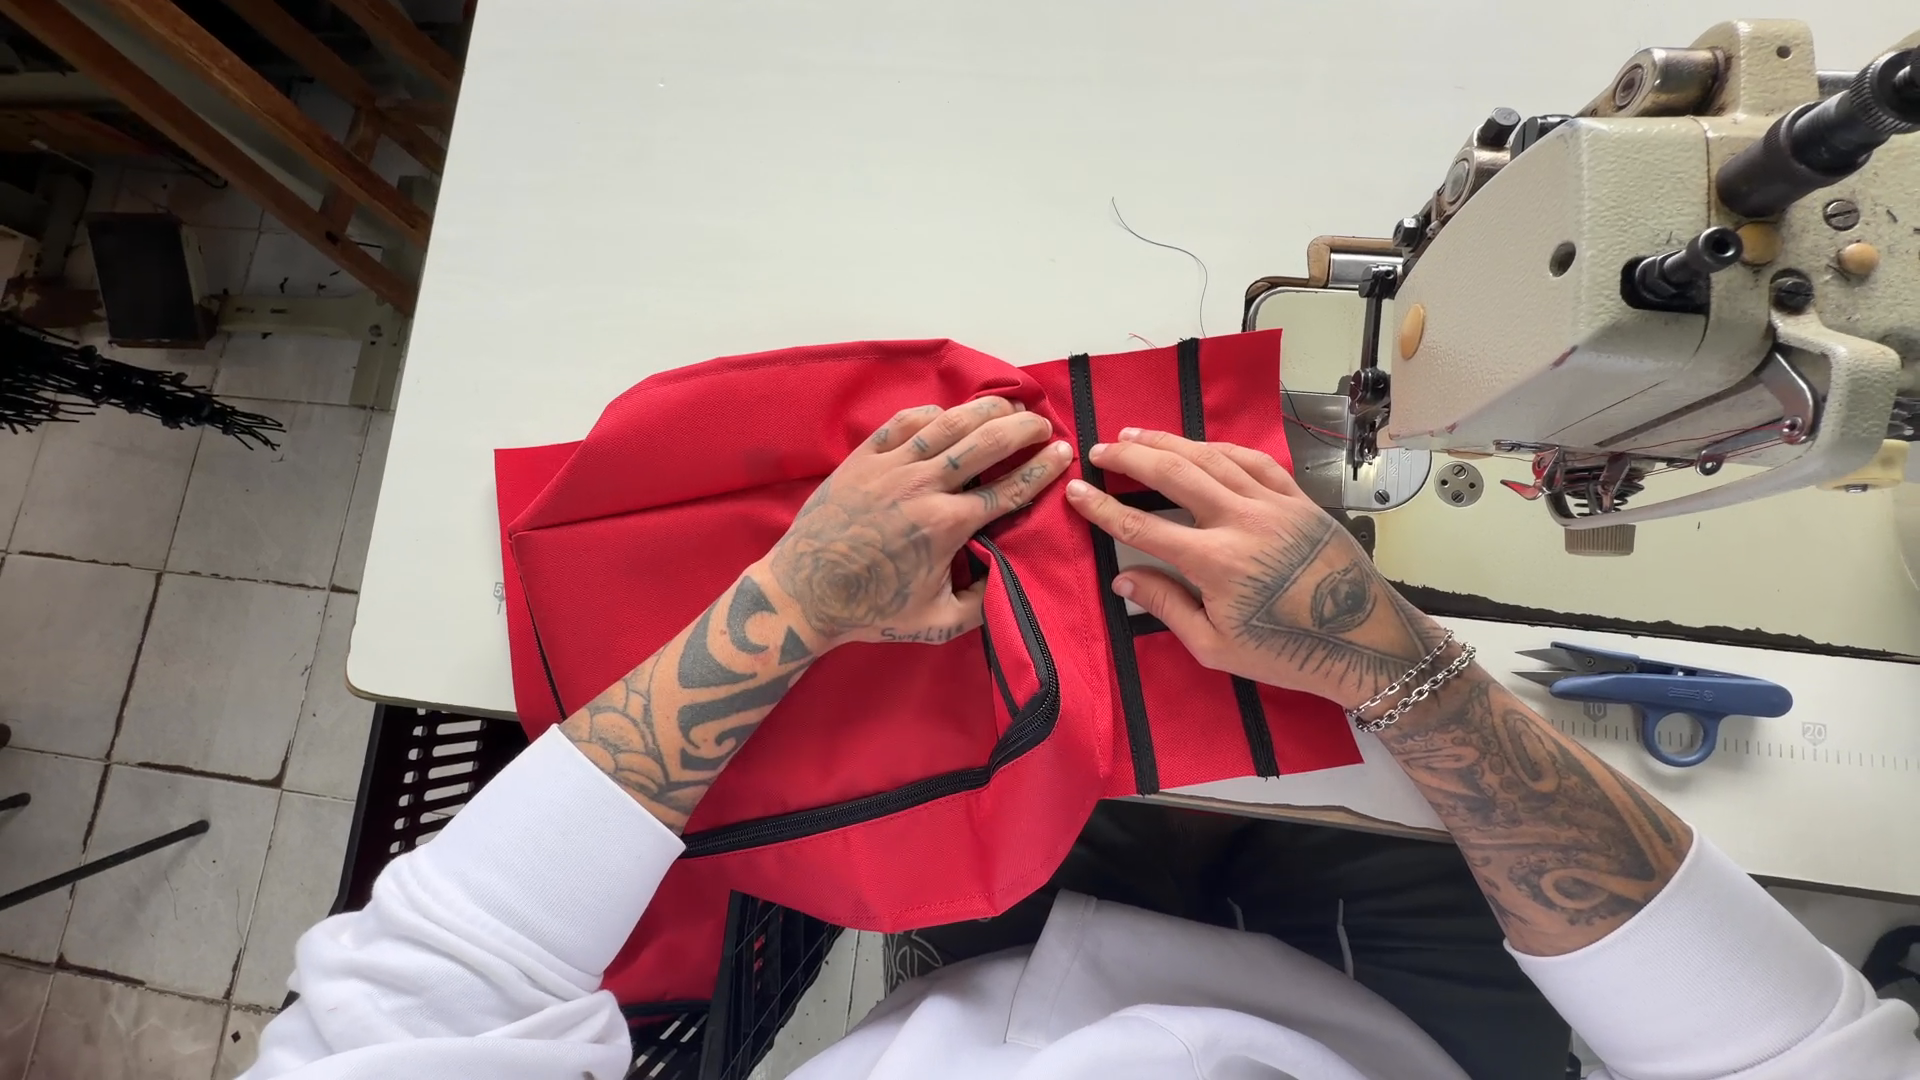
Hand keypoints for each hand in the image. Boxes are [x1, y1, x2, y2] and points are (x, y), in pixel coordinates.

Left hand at [763, 396, 1073, 650]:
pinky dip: (932, 412)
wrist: (804, 593)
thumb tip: (1009, 578)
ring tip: (1010, 404)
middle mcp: (923, 488)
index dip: (1042, 468)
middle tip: (1043, 423)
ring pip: (948, 423)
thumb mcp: (936, 623)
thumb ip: (982, 604)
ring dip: (986, 409)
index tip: (1063, 452)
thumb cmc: (870, 611)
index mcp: (946, 526)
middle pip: (986, 443)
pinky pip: (904, 422)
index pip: (1009, 489)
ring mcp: (891, 467)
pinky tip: (948, 413)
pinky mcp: (863, 458)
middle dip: (1024, 428)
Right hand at [1064, 428, 1441, 706]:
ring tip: (1135, 435)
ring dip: (1168, 442)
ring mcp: (1273, 504)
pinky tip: (1199, 444)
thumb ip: (1167, 606)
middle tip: (1100, 449)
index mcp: (1215, 563)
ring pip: (1211, 458)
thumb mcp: (1215, 646)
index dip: (1102, 507)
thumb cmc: (1286, 653)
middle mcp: (1241, 522)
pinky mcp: (1299, 499)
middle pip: (1174, 474)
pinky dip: (1220, 447)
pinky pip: (1254, 460)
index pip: (1141, 526)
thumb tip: (1123, 578)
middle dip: (1130, 457)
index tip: (1076, 490)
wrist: (1366, 643)